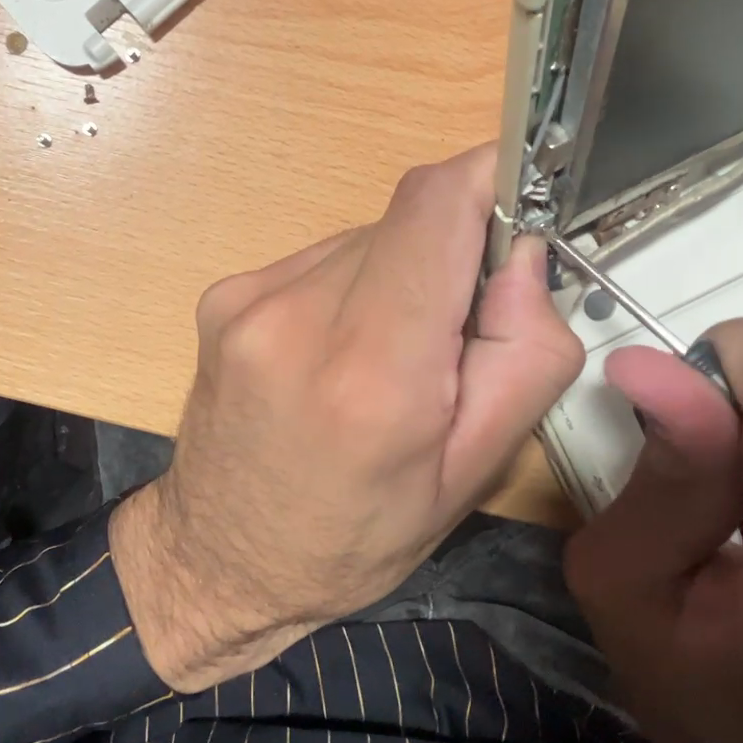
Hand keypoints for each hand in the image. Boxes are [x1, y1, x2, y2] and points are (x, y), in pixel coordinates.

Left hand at [110, 144, 584, 690]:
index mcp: (372, 368)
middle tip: (455, 335)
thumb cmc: (355, 537)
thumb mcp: (472, 472)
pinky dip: (348, 289)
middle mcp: (296, 313)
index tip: (519, 209)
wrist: (218, 559)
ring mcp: (247, 297)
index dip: (488, 182)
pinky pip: (318, 261)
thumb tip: (521, 250)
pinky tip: (334, 355)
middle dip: (451, 255)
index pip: (436, 202)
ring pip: (363, 238)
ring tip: (383, 359)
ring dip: (397, 276)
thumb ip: (525, 353)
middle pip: (406, 219)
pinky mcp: (223, 295)